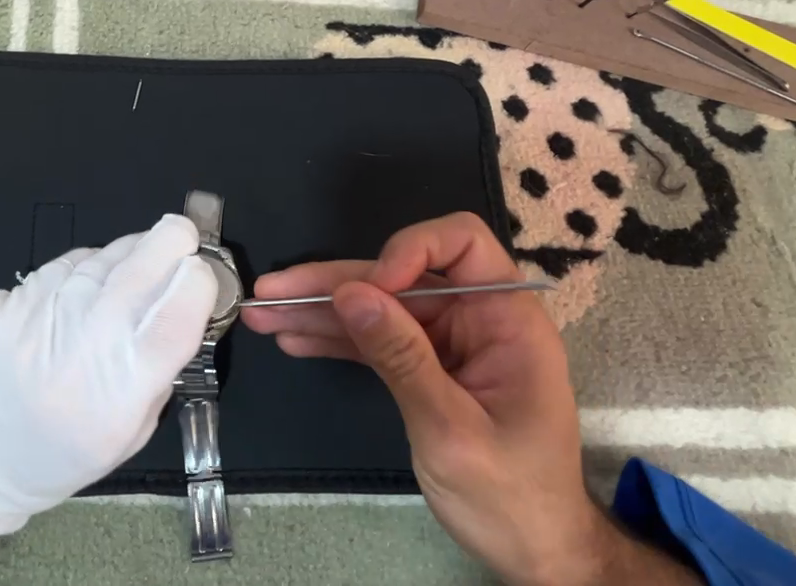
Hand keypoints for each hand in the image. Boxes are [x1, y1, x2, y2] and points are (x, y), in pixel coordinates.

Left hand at [0, 214, 216, 535]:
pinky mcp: (22, 290)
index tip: (203, 274)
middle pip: (146, 264)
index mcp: (124, 380)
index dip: (200, 281)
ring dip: (135, 248)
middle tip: (184, 234)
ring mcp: (51, 304)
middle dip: (174, 239)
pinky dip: (95, 262)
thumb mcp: (130, 431)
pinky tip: (97, 278)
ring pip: (110, 253)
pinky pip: (74, 260)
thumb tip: (181, 311)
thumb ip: (160, 370)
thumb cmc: (60, 453)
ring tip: (144, 257)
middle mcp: (90, 333)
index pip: (179, 310)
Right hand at [241, 213, 689, 585]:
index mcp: (506, 318)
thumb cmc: (511, 496)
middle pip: (396, 275)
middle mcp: (473, 317)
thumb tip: (350, 293)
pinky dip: (333, 338)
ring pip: (374, 306)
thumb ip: (401, 357)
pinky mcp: (423, 363)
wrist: (533, 552)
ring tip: (262, 313)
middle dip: (333, 283)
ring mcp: (445, 340)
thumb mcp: (452, 430)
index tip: (368, 289)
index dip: (409, 250)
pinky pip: (372, 338)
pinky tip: (292, 336)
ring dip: (318, 310)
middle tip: (271, 291)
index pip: (460, 243)